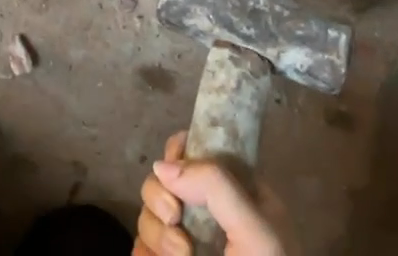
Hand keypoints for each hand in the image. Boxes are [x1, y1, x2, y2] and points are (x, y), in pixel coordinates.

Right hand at [135, 132, 282, 255]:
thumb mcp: (258, 236)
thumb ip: (217, 188)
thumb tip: (161, 165)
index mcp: (241, 196)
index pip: (200, 151)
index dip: (179, 153)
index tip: (174, 170)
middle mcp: (210, 213)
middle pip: (164, 180)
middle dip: (160, 197)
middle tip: (174, 219)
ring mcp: (187, 241)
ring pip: (148, 213)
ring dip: (155, 231)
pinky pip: (140, 246)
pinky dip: (144, 252)